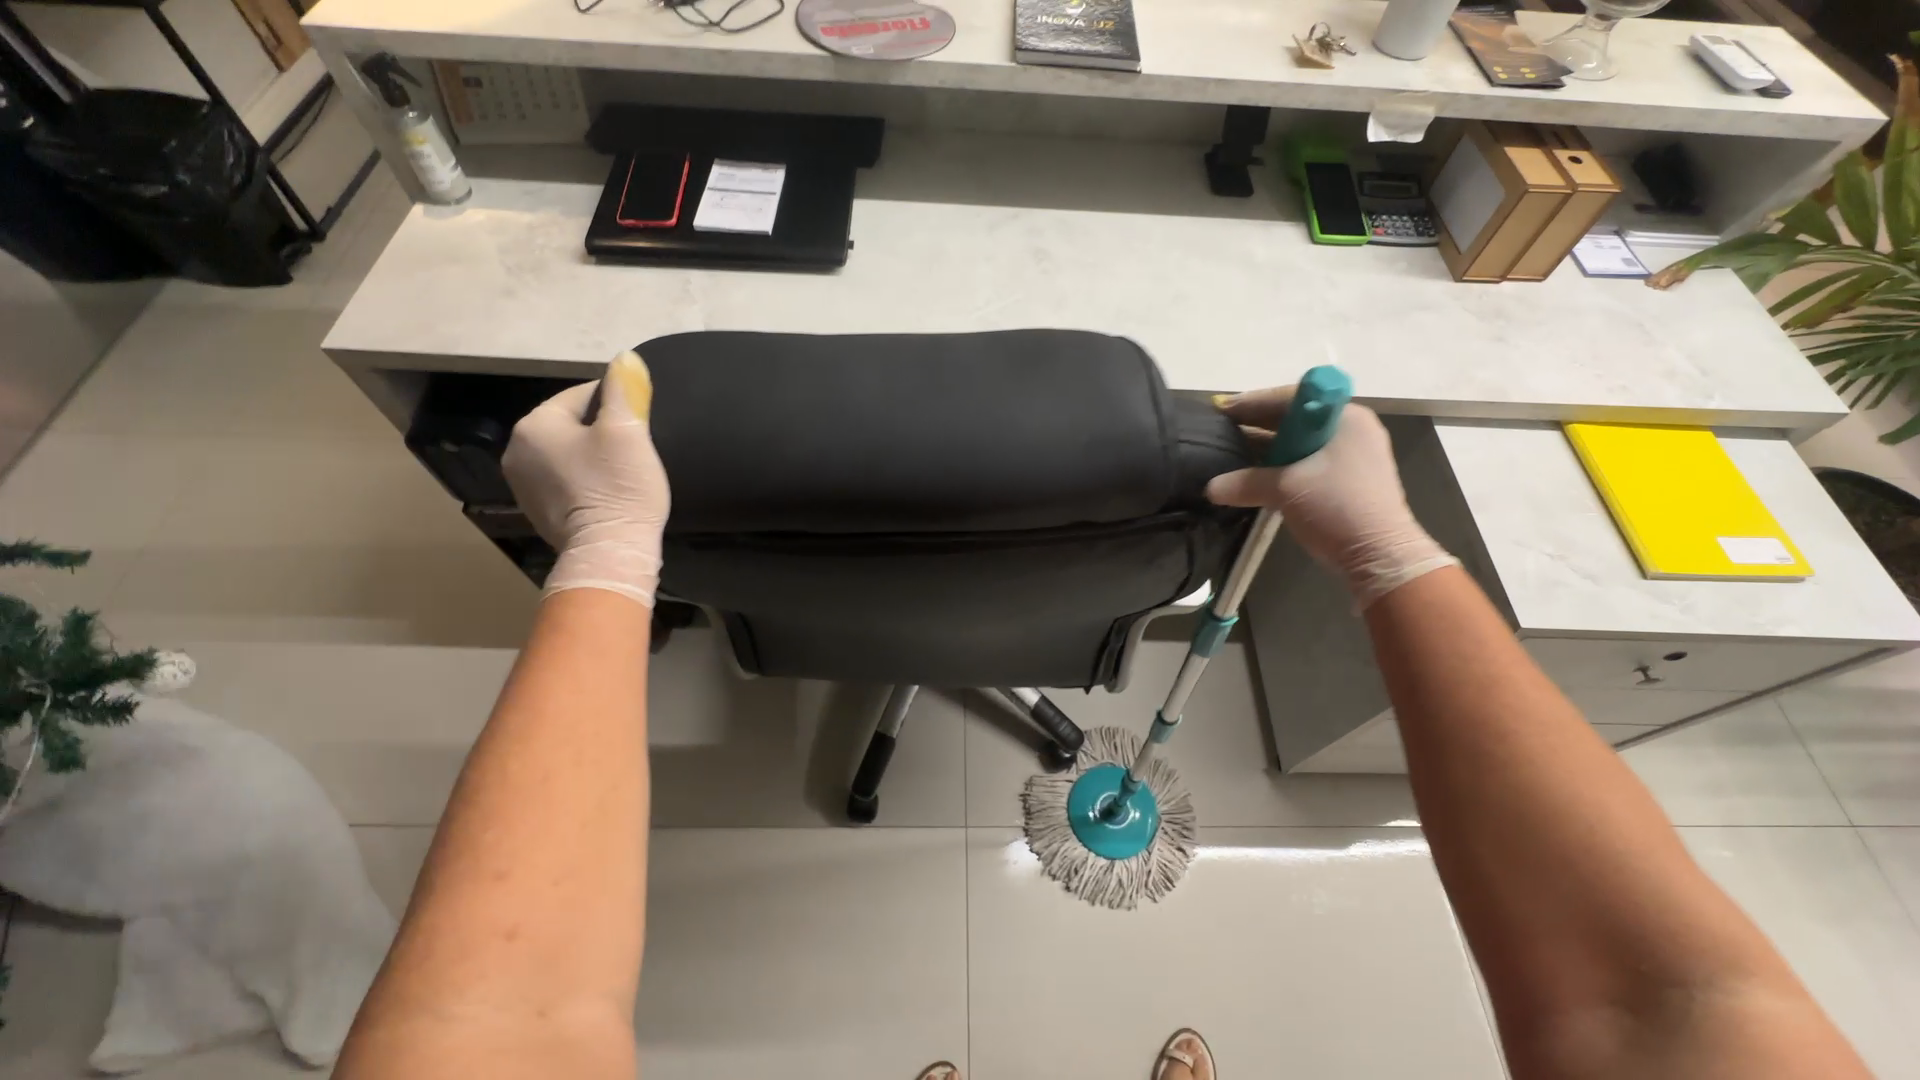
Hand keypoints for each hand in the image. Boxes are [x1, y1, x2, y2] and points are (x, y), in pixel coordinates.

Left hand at [502, 351, 669, 607]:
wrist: (610, 552)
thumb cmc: (618, 487)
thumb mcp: (628, 431)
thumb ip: (625, 389)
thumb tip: (626, 357)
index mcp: (534, 425)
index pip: (581, 395)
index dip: (617, 403)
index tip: (642, 422)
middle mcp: (517, 452)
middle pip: (572, 425)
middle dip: (603, 431)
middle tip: (637, 449)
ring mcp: (523, 486)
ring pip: (568, 454)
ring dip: (594, 456)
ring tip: (625, 471)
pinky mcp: (538, 512)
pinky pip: (565, 481)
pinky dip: (586, 481)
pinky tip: (609, 492)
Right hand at [1207, 386, 1457, 607]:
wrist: (1379, 556)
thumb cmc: (1337, 508)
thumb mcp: (1285, 490)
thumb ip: (1245, 482)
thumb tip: (1210, 488)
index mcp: (1344, 418)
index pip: (1291, 399)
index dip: (1253, 402)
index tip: (1222, 409)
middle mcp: (1351, 429)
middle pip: (1296, 418)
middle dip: (1258, 423)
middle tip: (1222, 428)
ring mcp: (1353, 455)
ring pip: (1301, 442)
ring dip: (1268, 446)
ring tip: (1232, 449)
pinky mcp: (1348, 479)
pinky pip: (1308, 461)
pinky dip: (1282, 464)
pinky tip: (1256, 472)